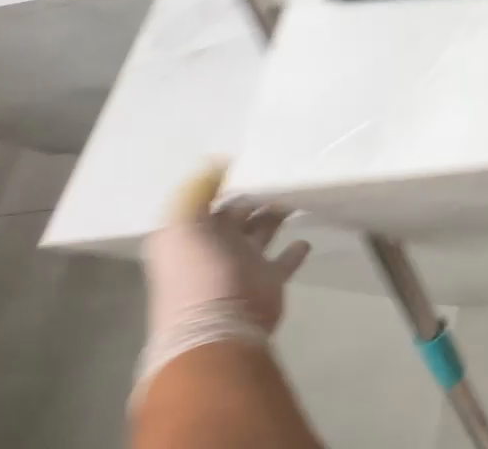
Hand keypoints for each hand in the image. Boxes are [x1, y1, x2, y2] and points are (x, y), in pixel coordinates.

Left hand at [137, 162, 310, 388]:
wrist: (218, 326)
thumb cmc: (199, 274)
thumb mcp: (182, 228)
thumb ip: (194, 192)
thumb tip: (217, 162)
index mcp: (191, 235)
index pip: (210, 202)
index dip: (227, 183)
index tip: (254, 161)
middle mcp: (215, 247)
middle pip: (238, 215)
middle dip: (255, 196)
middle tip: (284, 174)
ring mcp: (243, 264)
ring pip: (262, 232)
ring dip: (276, 216)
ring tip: (297, 197)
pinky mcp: (269, 279)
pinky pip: (284, 260)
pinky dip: (295, 250)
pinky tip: (305, 239)